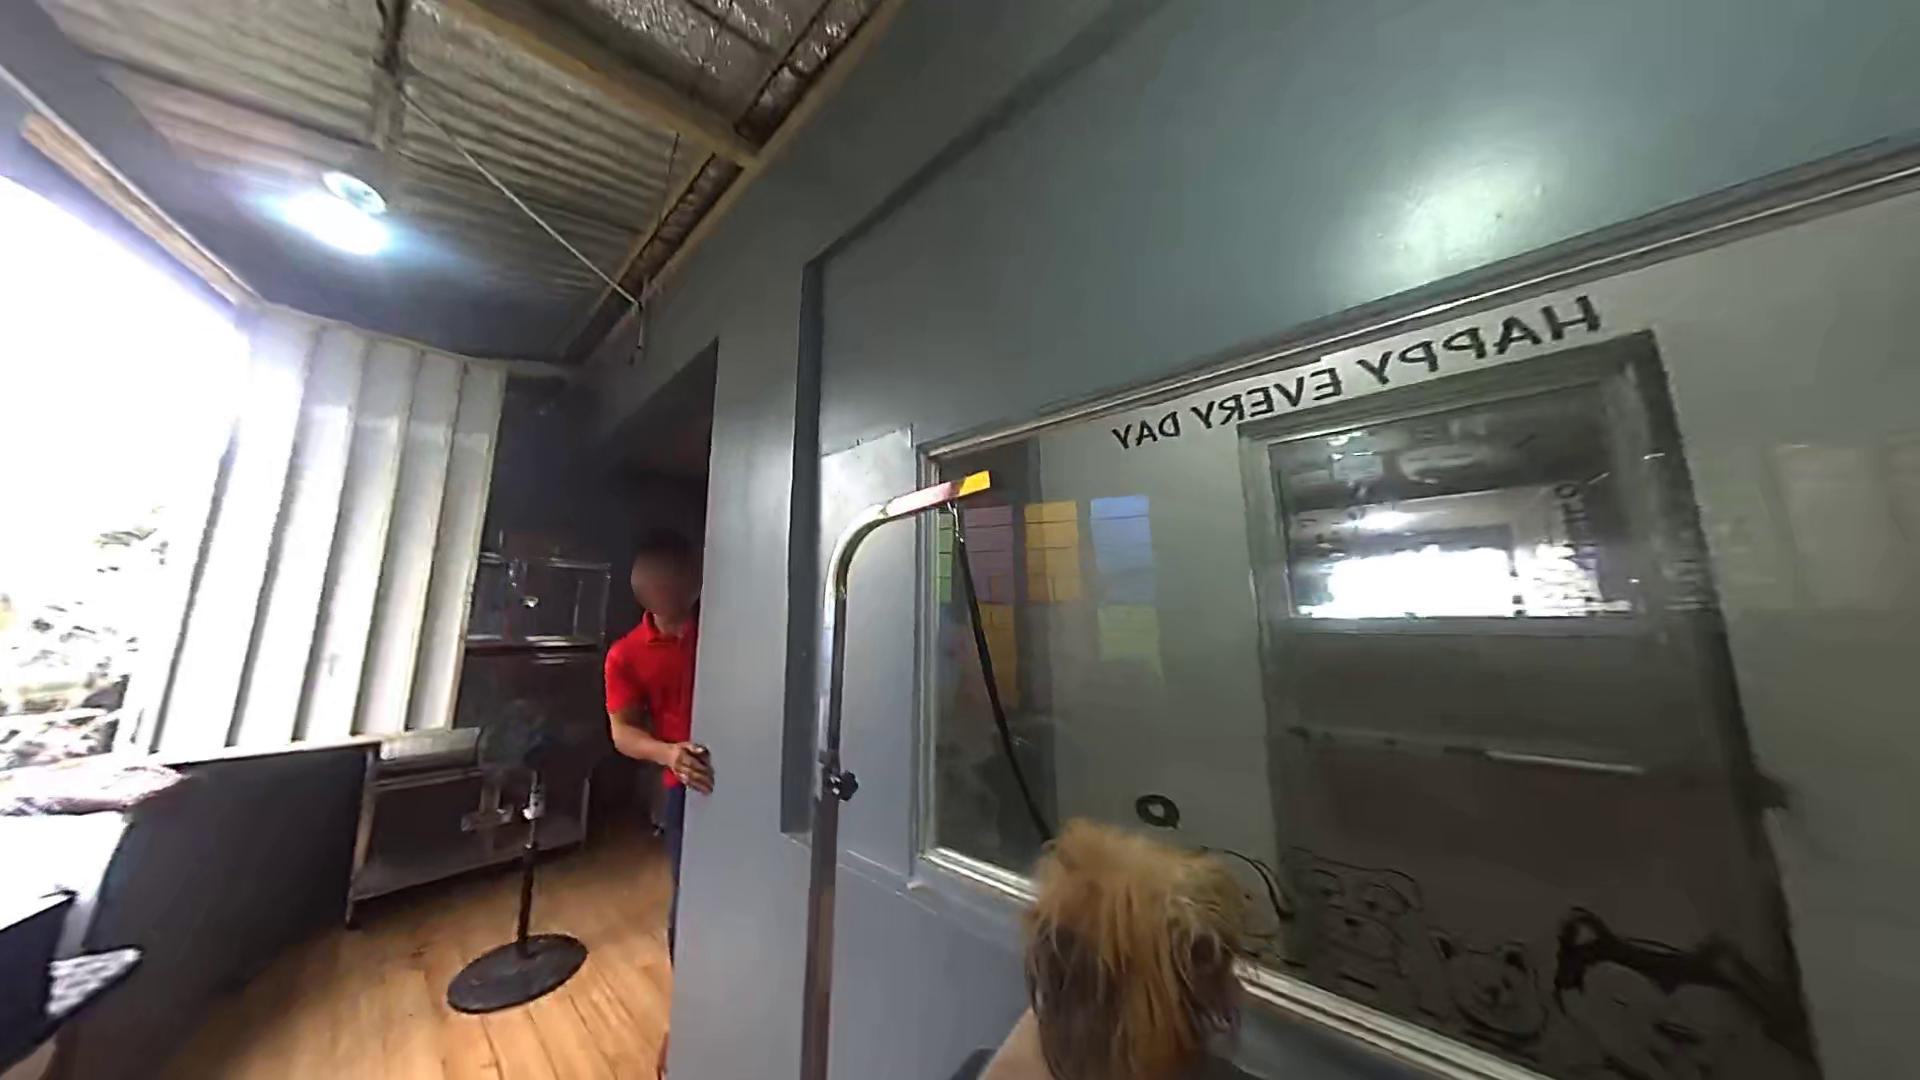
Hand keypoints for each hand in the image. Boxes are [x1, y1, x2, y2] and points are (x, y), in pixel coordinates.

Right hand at [664, 742, 713, 793]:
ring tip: (709, 790)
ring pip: (689, 781)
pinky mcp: (679, 778)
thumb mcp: (687, 744)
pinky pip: (687, 784)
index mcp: (682, 757)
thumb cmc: (681, 749)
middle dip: (703, 780)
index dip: (702, 768)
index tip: (712, 772)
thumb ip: (695, 748)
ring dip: (699, 786)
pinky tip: (702, 791)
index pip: (693, 764)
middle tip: (713, 784)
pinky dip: (695, 788)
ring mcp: (679, 774)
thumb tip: (702, 750)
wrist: (667, 755)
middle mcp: (680, 767)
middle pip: (692, 774)